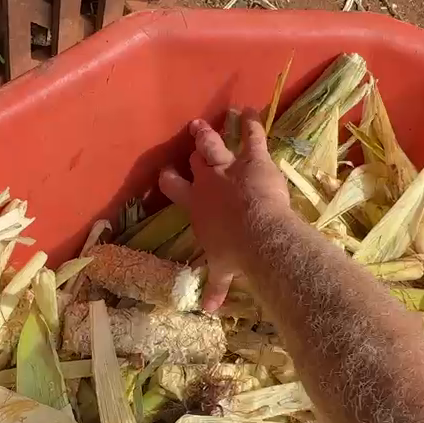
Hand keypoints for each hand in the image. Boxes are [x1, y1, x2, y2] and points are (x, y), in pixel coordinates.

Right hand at [159, 117, 289, 310]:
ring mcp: (229, 169)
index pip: (177, 191)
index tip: (165, 174)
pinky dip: (252, 124)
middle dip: (193, 150)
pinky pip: (251, 137)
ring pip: (216, 146)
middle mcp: (208, 184)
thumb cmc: (235, 254)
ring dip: (211, 134)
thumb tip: (209, 310)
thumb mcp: (222, 269)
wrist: (257, 235)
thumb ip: (217, 285)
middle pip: (197, 163)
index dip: (171, 182)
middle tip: (190, 135)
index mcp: (196, 208)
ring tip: (205, 123)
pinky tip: (251, 111)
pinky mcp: (253, 160)